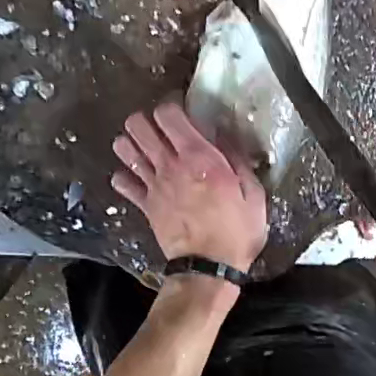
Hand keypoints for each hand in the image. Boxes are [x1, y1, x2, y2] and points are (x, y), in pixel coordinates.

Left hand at [110, 102, 267, 270]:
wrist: (210, 268)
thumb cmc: (238, 231)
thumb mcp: (253, 193)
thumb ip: (238, 161)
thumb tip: (225, 138)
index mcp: (200, 157)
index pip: (168, 114)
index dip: (171, 107)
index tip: (182, 112)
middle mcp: (171, 165)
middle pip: (138, 125)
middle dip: (146, 121)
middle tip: (161, 131)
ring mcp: (153, 185)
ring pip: (124, 148)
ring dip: (132, 144)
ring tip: (147, 150)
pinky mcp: (144, 205)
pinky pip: (122, 182)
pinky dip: (126, 176)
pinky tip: (139, 178)